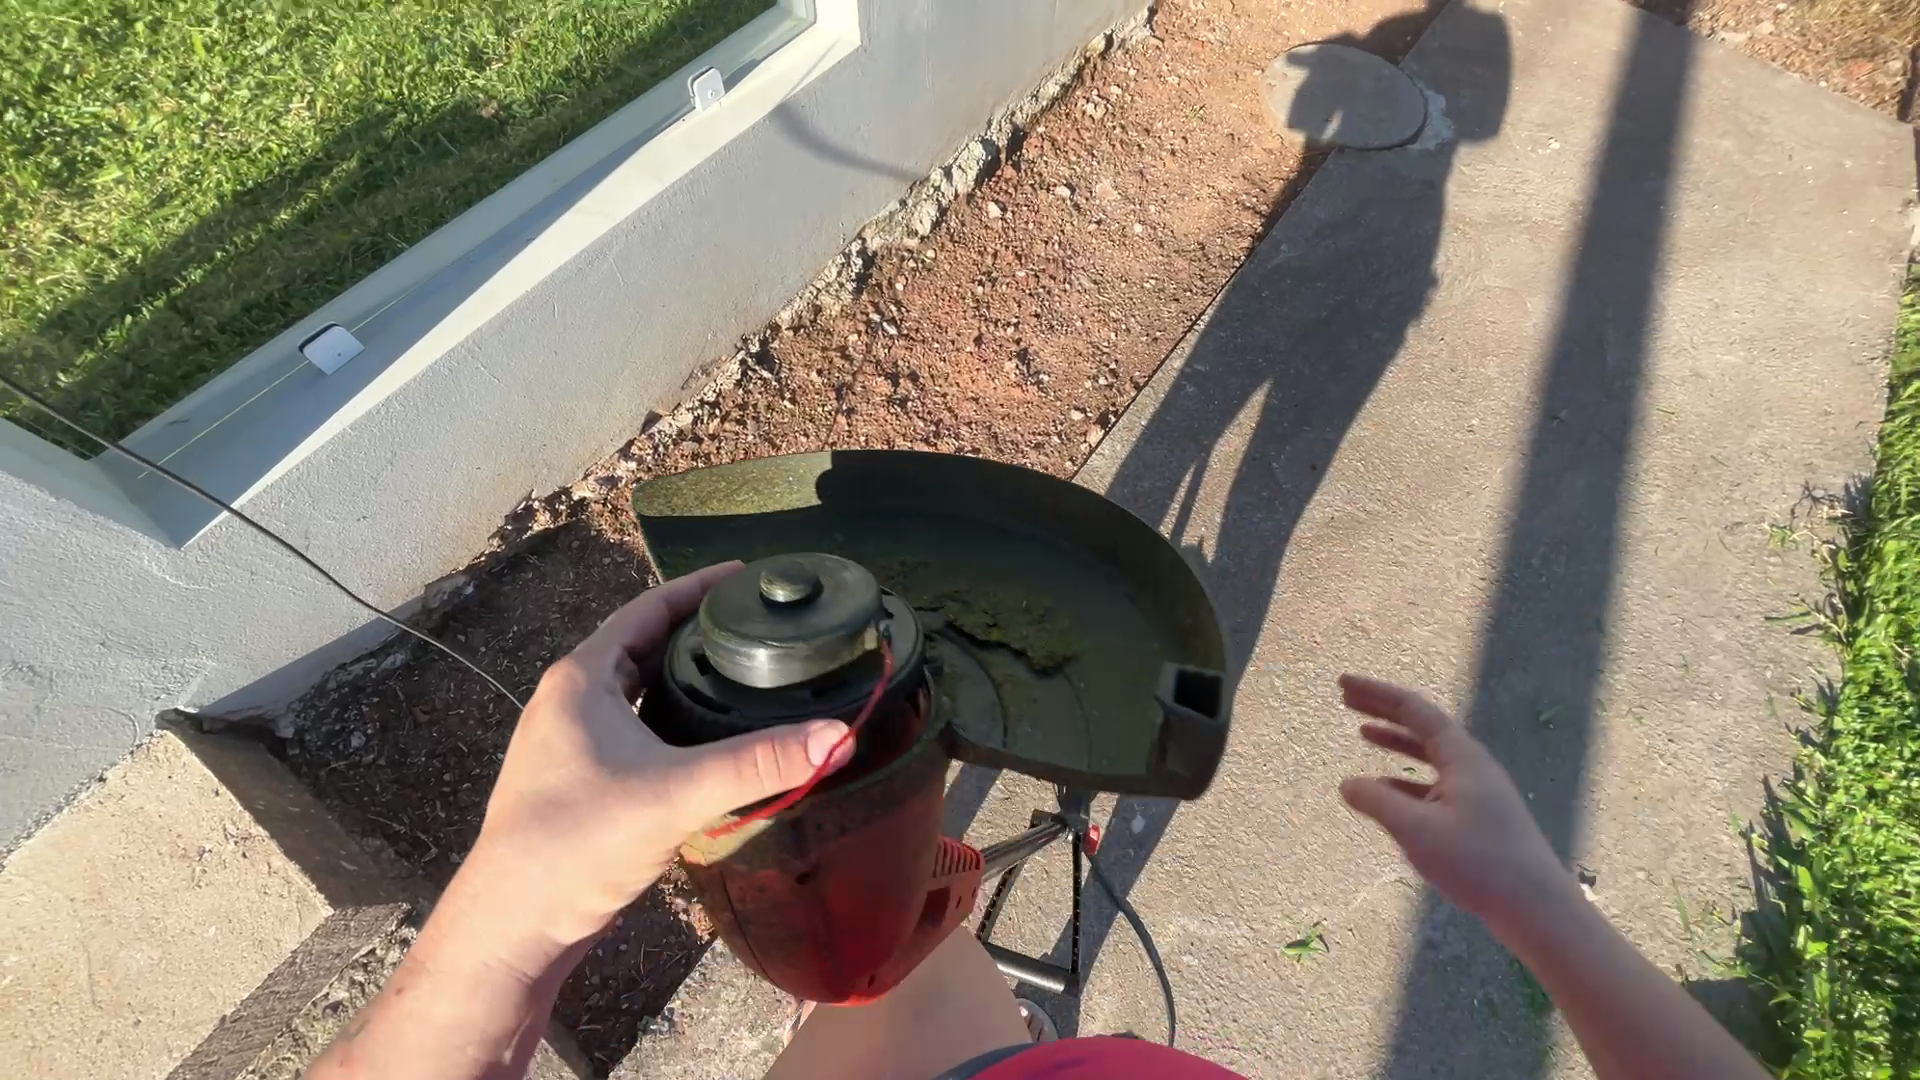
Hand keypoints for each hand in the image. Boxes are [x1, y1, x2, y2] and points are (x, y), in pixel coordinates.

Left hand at [457, 562, 852, 970]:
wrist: (512, 932)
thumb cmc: (576, 843)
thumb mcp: (676, 793)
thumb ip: (759, 764)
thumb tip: (840, 736)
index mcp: (583, 678)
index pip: (648, 608)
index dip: (698, 586)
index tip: (748, 576)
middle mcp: (576, 699)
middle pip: (648, 643)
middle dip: (701, 627)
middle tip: (760, 622)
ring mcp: (578, 739)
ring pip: (644, 685)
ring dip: (689, 671)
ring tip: (747, 665)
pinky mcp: (589, 775)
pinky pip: (644, 721)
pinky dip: (679, 710)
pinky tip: (715, 727)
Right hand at [1337, 675, 1576, 931]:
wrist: (1540, 913)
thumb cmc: (1478, 864)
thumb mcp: (1415, 829)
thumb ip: (1376, 801)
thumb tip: (1346, 783)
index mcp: (1462, 758)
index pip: (1413, 709)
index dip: (1375, 693)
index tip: (1342, 683)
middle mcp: (1471, 767)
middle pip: (1421, 725)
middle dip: (1382, 709)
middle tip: (1346, 697)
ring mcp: (1477, 792)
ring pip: (1428, 753)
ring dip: (1394, 739)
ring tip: (1362, 732)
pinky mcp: (1478, 818)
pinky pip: (1432, 782)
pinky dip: (1403, 776)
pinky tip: (1383, 786)